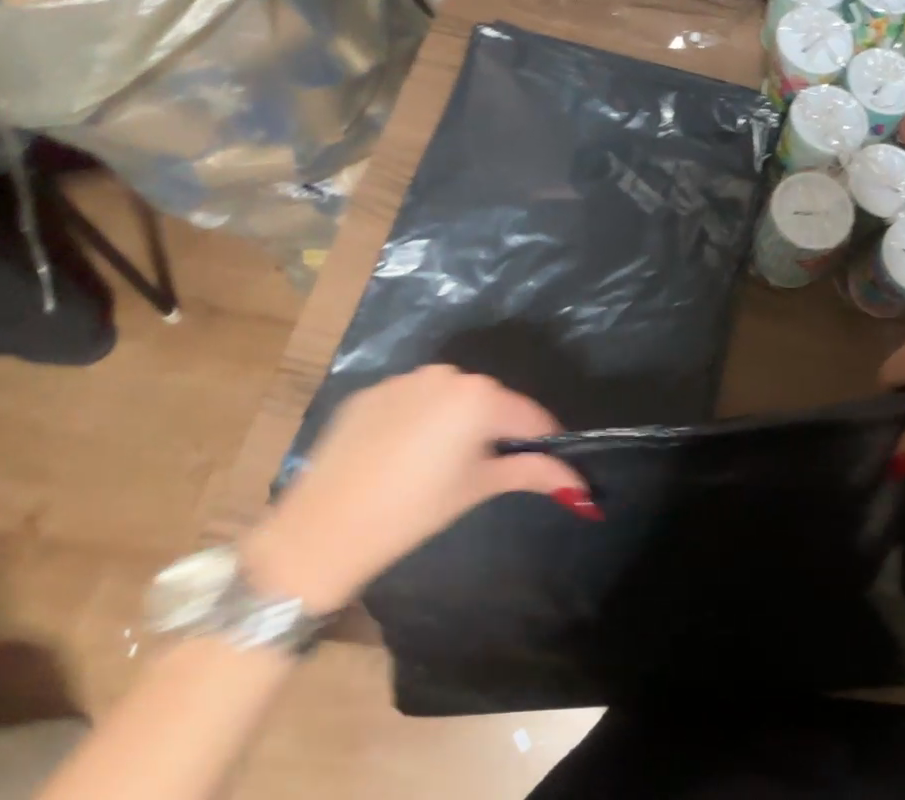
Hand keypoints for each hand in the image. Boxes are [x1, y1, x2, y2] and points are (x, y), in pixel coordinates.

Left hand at [242, 366, 591, 612]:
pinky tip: (406, 456)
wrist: (321, 529)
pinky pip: (414, 401)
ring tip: (443, 464)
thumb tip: (583, 488)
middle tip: (487, 470)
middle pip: (492, 401)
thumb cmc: (414, 509)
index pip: (531, 416)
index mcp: (481, 396)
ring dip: (459, 422)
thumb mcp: (480, 488)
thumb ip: (536, 474)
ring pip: (451, 399)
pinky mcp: (369, 394)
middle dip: (498, 430)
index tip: (543, 466)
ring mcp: (403, 380)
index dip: (543, 442)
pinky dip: (421, 421)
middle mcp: (446, 375)